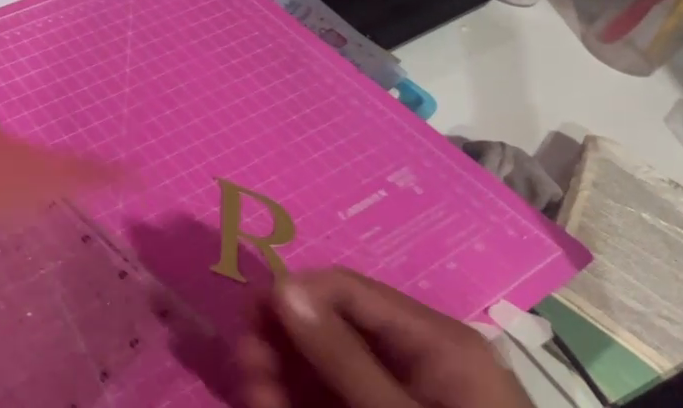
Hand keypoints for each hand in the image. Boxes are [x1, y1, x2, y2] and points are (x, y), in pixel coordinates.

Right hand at [235, 269, 534, 407]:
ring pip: (317, 361)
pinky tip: (267, 403)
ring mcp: (395, 391)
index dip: (292, 294)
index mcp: (436, 341)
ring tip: (253, 395)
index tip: (250, 321)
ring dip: (275, 371)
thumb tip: (281, 286)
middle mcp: (414, 356)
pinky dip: (291, 395)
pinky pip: (325, 392)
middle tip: (245, 365)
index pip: (344, 286)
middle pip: (326, 322)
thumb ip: (344, 357)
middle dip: (278, 340)